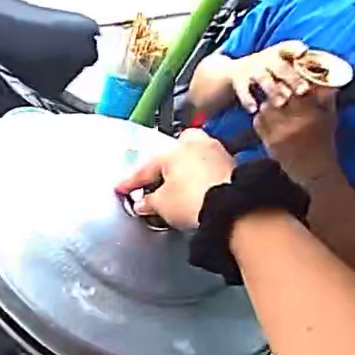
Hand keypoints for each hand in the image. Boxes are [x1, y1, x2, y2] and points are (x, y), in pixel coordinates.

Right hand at [114, 129, 235, 230]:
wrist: (229, 209)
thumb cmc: (195, 200)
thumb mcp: (159, 204)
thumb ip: (147, 202)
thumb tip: (144, 203)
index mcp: (174, 150)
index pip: (144, 168)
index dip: (130, 182)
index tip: (122, 189)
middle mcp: (197, 146)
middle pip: (174, 151)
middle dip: (163, 164)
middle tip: (154, 180)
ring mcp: (217, 153)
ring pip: (193, 157)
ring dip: (183, 170)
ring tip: (174, 189)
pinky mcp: (232, 166)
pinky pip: (207, 168)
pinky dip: (198, 177)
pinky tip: (194, 191)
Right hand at [227, 41, 310, 112]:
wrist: (237, 71)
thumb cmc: (270, 69)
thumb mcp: (283, 63)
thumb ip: (302, 70)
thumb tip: (331, 87)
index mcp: (279, 51)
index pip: (289, 47)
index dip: (295, 49)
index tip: (303, 53)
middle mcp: (265, 59)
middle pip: (280, 68)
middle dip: (292, 79)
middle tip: (303, 91)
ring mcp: (251, 70)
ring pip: (264, 79)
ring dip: (273, 90)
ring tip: (282, 103)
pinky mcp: (239, 82)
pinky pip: (243, 92)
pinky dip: (248, 100)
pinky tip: (254, 110)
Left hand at [253, 88, 340, 187]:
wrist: (312, 168)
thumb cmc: (324, 142)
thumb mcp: (330, 119)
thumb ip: (327, 100)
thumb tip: (326, 82)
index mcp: (313, 113)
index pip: (299, 90)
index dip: (293, 82)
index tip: (291, 80)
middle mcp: (295, 121)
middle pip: (279, 97)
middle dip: (277, 90)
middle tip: (276, 88)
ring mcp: (279, 132)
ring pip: (266, 109)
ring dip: (267, 103)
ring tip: (269, 102)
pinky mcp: (268, 141)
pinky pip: (258, 124)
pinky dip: (259, 117)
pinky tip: (263, 116)